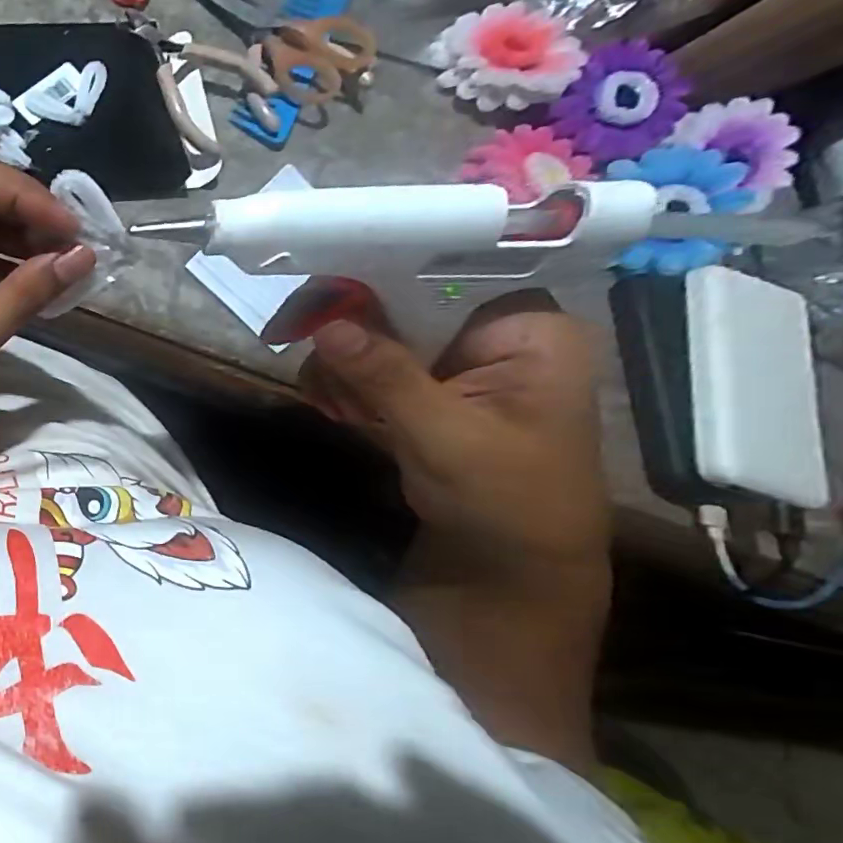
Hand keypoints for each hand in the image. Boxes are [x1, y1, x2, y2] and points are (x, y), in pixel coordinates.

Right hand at [299, 292, 608, 569]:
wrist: (510, 565)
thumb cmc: (504, 501)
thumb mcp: (444, 438)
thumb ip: (387, 377)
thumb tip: (326, 325)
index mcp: (526, 328)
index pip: (441, 276)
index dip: (375, 283)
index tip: (316, 310)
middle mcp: (493, 331)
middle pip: (400, 304)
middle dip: (352, 342)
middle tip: (327, 385)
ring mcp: (459, 358)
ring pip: (377, 336)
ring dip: (344, 371)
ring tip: (340, 412)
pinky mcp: (430, 384)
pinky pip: (373, 365)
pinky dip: (348, 386)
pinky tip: (341, 413)